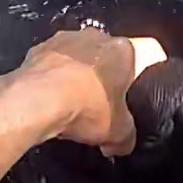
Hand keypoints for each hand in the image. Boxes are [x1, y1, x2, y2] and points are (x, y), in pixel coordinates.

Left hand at [6, 29, 165, 155]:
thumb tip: (121, 146)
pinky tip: (49, 98)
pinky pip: (52, 63)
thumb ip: (126, 137)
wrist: (34, 101)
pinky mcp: (37, 48)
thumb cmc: (86, 107)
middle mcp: (97, 36)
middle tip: (102, 101)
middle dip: (107, 73)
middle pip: (109, 54)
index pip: (147, 53)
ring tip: (71, 101)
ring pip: (79, 55)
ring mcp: (65, 39)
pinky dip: (52, 77)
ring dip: (78, 73)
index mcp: (124, 49)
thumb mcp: (118, 132)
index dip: (142, 75)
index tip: (133, 93)